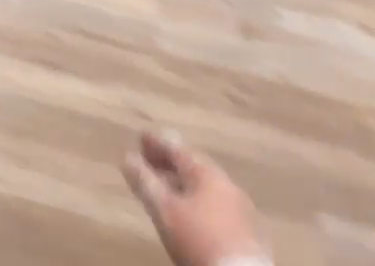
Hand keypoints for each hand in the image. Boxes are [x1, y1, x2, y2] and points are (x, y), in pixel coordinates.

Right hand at [122, 131, 267, 265]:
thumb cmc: (197, 238)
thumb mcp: (162, 209)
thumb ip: (144, 181)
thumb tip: (128, 157)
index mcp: (207, 174)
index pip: (177, 149)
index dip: (156, 142)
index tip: (139, 137)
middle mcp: (227, 185)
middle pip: (193, 167)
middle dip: (168, 162)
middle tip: (147, 161)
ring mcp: (240, 209)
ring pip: (204, 187)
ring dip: (181, 183)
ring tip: (162, 187)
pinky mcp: (247, 232)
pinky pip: (214, 205)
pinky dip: (195, 200)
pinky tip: (186, 211)